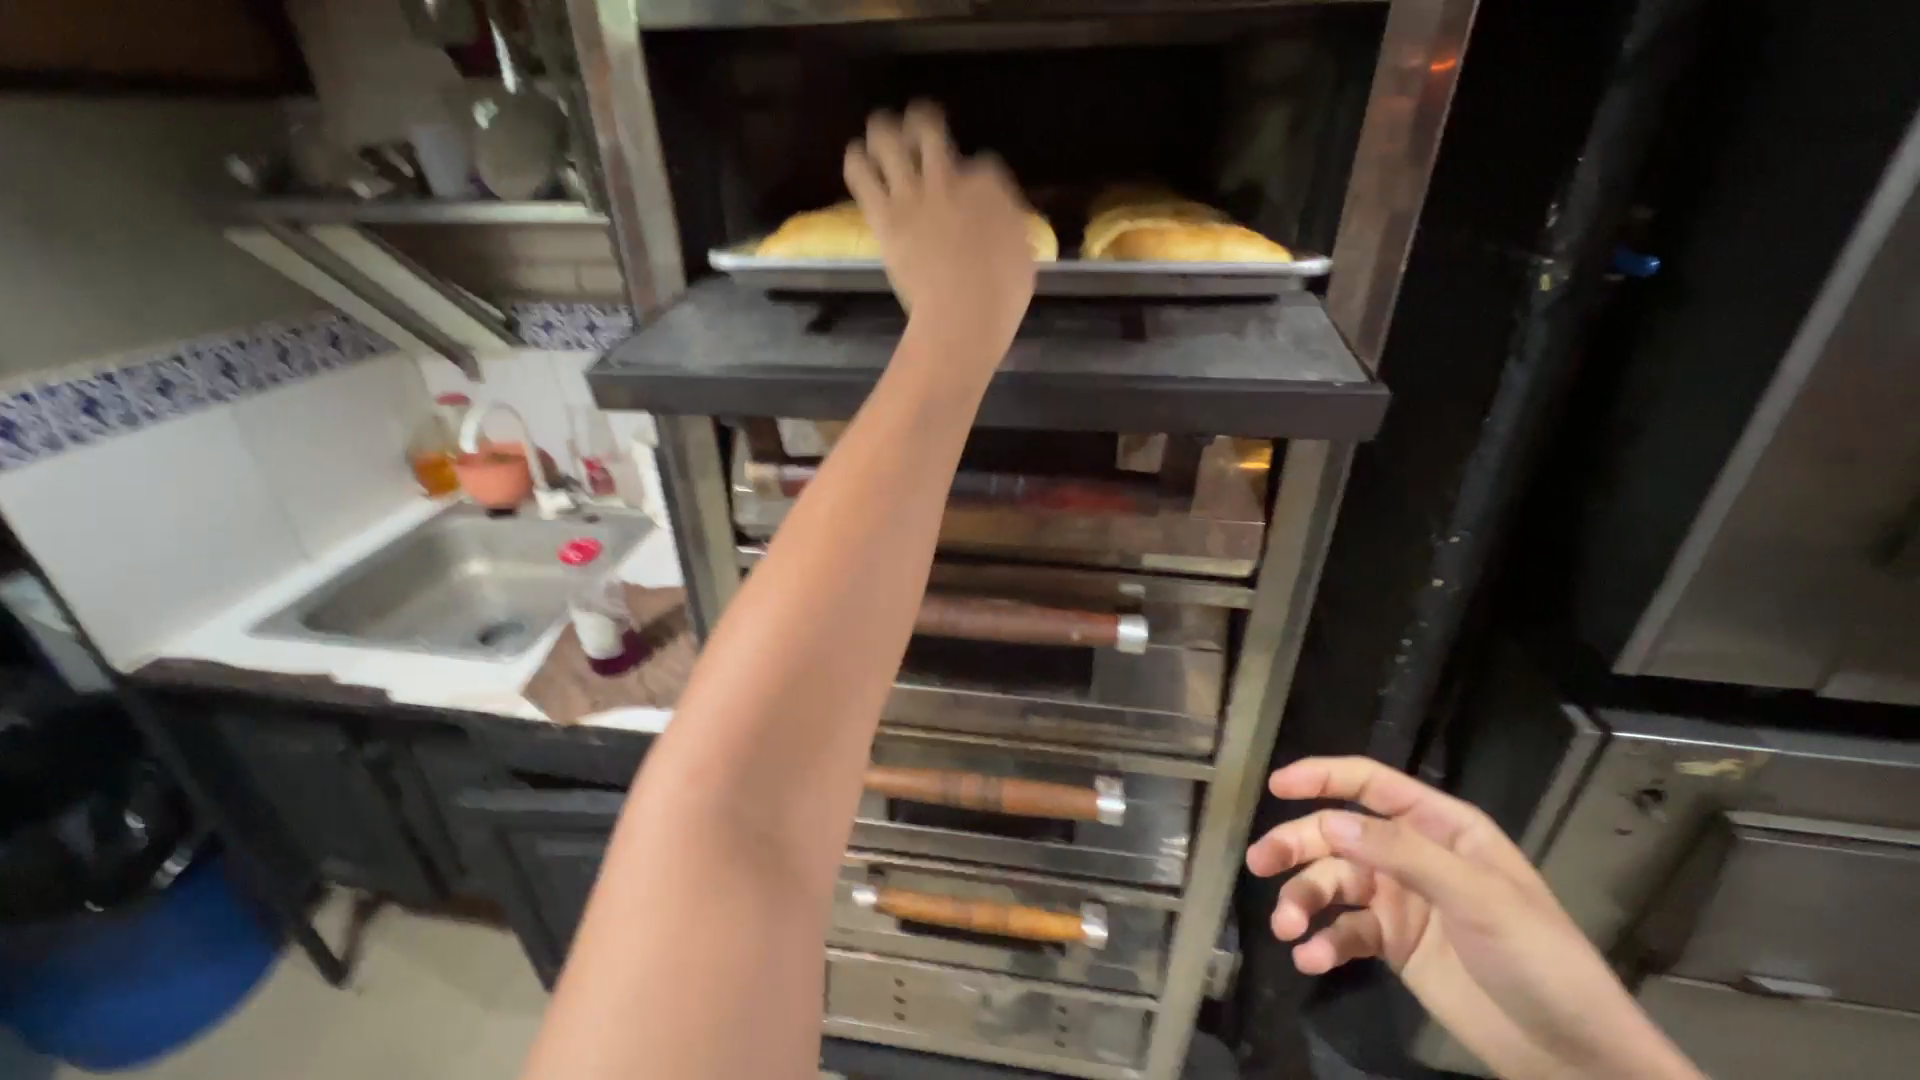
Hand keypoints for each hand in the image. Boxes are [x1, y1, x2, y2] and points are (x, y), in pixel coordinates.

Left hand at [844, 103, 1035, 359]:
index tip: (971, 188)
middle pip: (932, 134)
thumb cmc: (1002, 294)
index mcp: (990, 186)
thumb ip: (1012, 232)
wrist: (965, 312)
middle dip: (924, 124)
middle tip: (918, 125)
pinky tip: (856, 155)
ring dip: (884, 132)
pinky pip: (864, 176)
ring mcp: (915, 194)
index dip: (974, 176)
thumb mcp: (1023, 256)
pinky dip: (857, 162)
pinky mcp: (886, 216)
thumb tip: (1010, 226)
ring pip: (891, 143)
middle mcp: (950, 178)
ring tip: (880, 129)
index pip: (982, 165)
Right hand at [1247, 757, 1702, 1079]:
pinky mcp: (1392, 946)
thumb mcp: (1478, 898)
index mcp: (1441, 828)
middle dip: (1297, 847)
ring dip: (1303, 901)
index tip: (1276, 786)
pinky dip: (1322, 943)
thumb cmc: (1538, 958)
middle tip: (1259, 864)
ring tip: (1287, 927)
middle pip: (1338, 836)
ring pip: (1332, 885)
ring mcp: (1400, 902)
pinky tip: (1311, 960)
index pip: (1372, 785)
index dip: (1322, 778)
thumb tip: (1329, 822)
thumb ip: (1403, 854)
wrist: (1571, 1052)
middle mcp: (1413, 857)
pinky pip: (1344, 932)